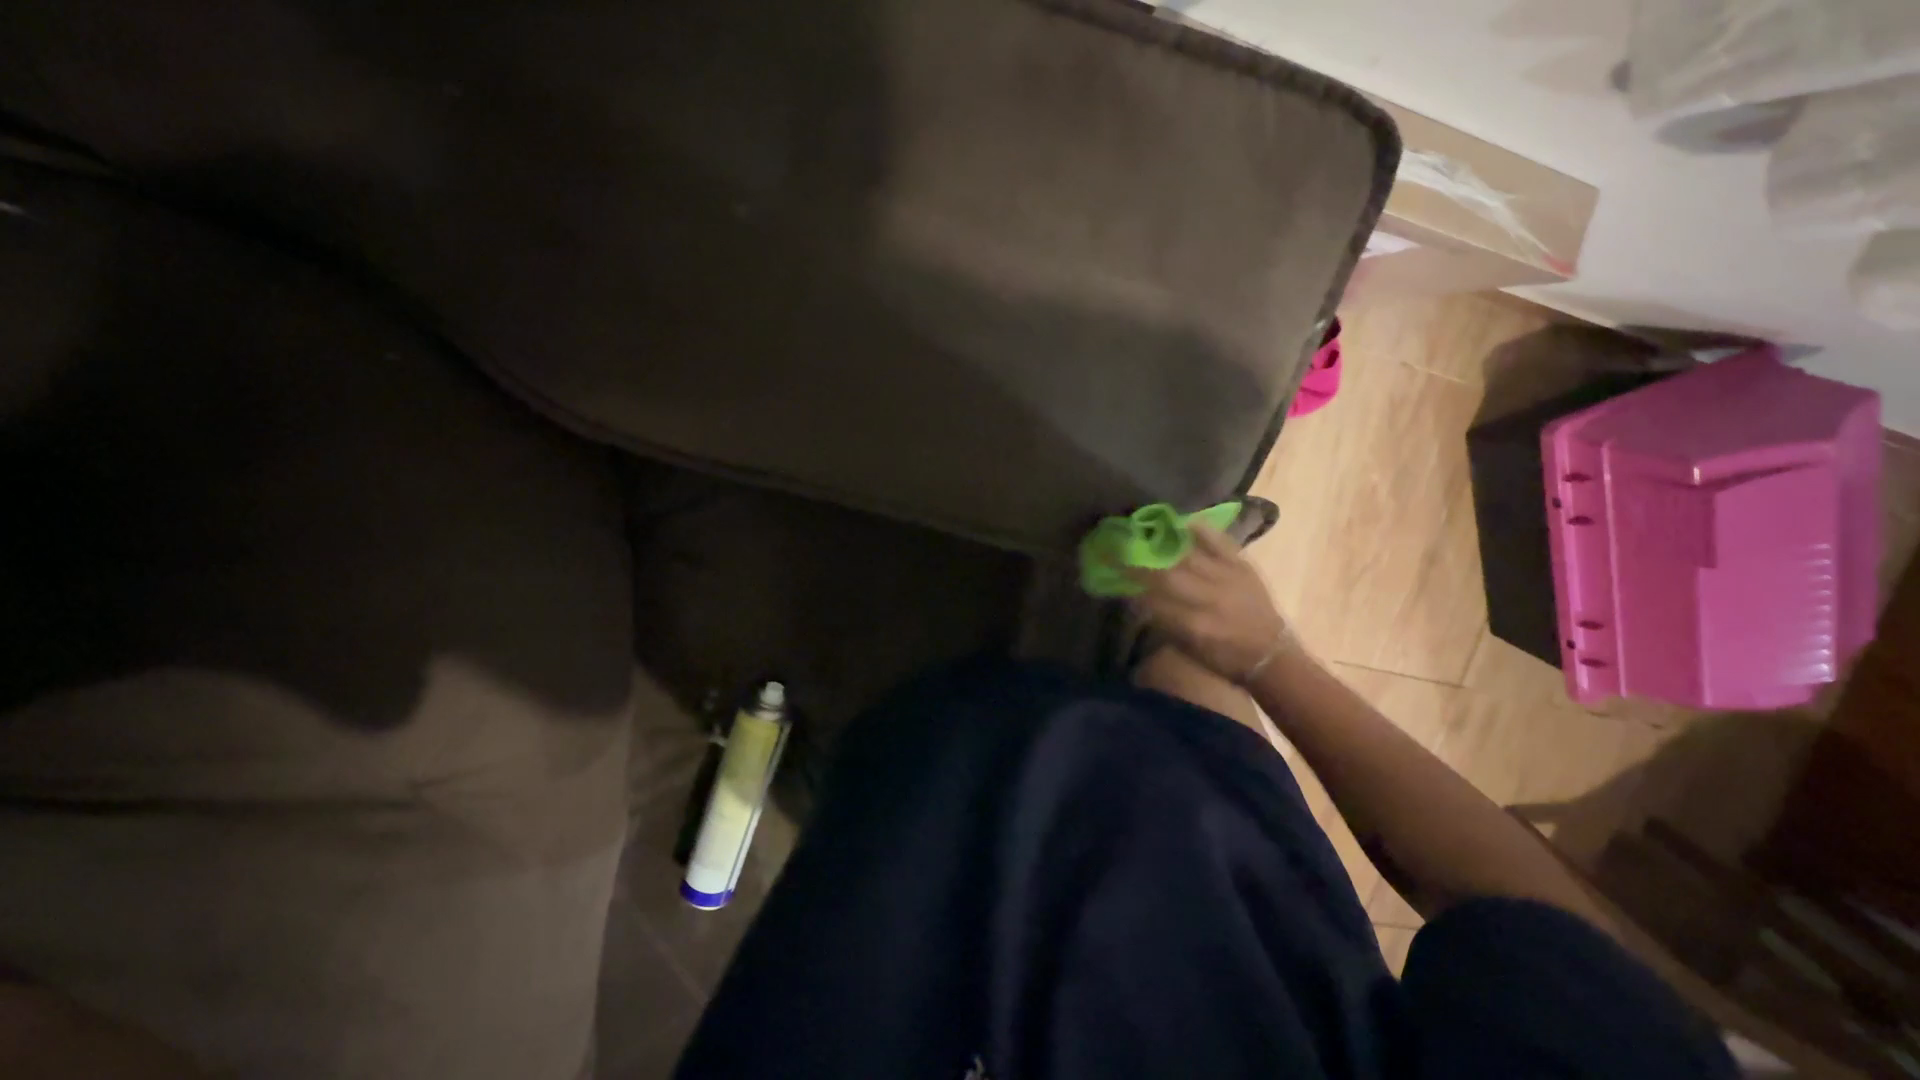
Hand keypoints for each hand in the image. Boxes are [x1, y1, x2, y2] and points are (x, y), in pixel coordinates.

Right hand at [1132, 526, 1294, 683]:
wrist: (1270, 655)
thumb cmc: (1224, 659)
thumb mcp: (1188, 649)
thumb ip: (1163, 623)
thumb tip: (1138, 598)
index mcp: (1192, 624)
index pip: (1152, 600)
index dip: (1130, 586)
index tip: (1111, 572)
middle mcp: (1207, 598)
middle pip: (1166, 574)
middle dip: (1138, 561)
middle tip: (1116, 547)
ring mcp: (1226, 578)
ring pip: (1188, 556)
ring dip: (1161, 543)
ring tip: (1142, 531)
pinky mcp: (1242, 567)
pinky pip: (1219, 542)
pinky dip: (1201, 531)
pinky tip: (1183, 522)